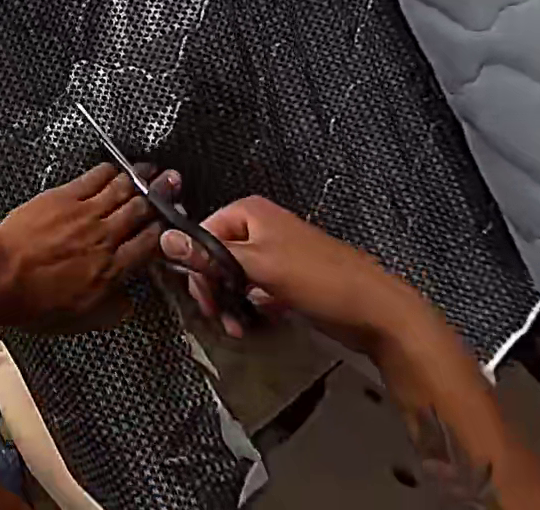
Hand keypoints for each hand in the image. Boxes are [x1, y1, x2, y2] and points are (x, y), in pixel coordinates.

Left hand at [0, 164, 180, 323]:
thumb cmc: (35, 302)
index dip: (165, 229)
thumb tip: (130, 303)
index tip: (170, 222)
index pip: (151, 243)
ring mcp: (87, 212)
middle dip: (161, 195)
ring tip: (151, 170)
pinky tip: (116, 167)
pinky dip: (111, 170)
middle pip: (143, 209)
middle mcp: (105, 236)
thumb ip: (112, 311)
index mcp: (112, 269)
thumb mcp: (80, 320)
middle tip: (171, 184)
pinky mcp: (66, 195)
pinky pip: (96, 177)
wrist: (1, 276)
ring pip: (124, 188)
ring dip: (141, 176)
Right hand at [160, 195, 426, 348]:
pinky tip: (257, 321)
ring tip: (238, 327)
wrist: (374, 309)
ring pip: (234, 276)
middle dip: (215, 289)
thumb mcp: (259, 265)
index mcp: (249, 211)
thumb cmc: (316, 278)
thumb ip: (210, 256)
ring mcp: (273, 252)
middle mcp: (258, 226)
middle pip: (217, 255)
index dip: (197, 265)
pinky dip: (249, 305)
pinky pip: (253, 288)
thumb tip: (165, 239)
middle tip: (220, 318)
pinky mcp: (284, 277)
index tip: (202, 299)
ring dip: (230, 302)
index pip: (203, 232)